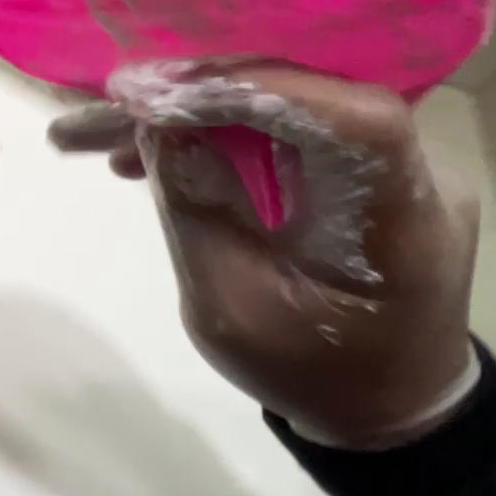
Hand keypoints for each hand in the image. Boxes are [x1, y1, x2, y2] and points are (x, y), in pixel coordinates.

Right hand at [50, 61, 479, 448]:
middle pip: (292, 95)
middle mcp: (408, 169)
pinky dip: (200, 133)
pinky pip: (266, 128)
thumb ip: (195, 207)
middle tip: (100, 104)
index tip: (145, 97)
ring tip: (87, 134)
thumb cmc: (309, 370)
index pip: (345, 115)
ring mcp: (378, 163)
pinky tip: (138, 152)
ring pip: (267, 106)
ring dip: (178, 113)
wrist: (380, 406)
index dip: (244, 89)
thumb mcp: (230, 304)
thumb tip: (155, 123)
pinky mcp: (345, 167)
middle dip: (187, 93)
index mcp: (400, 215)